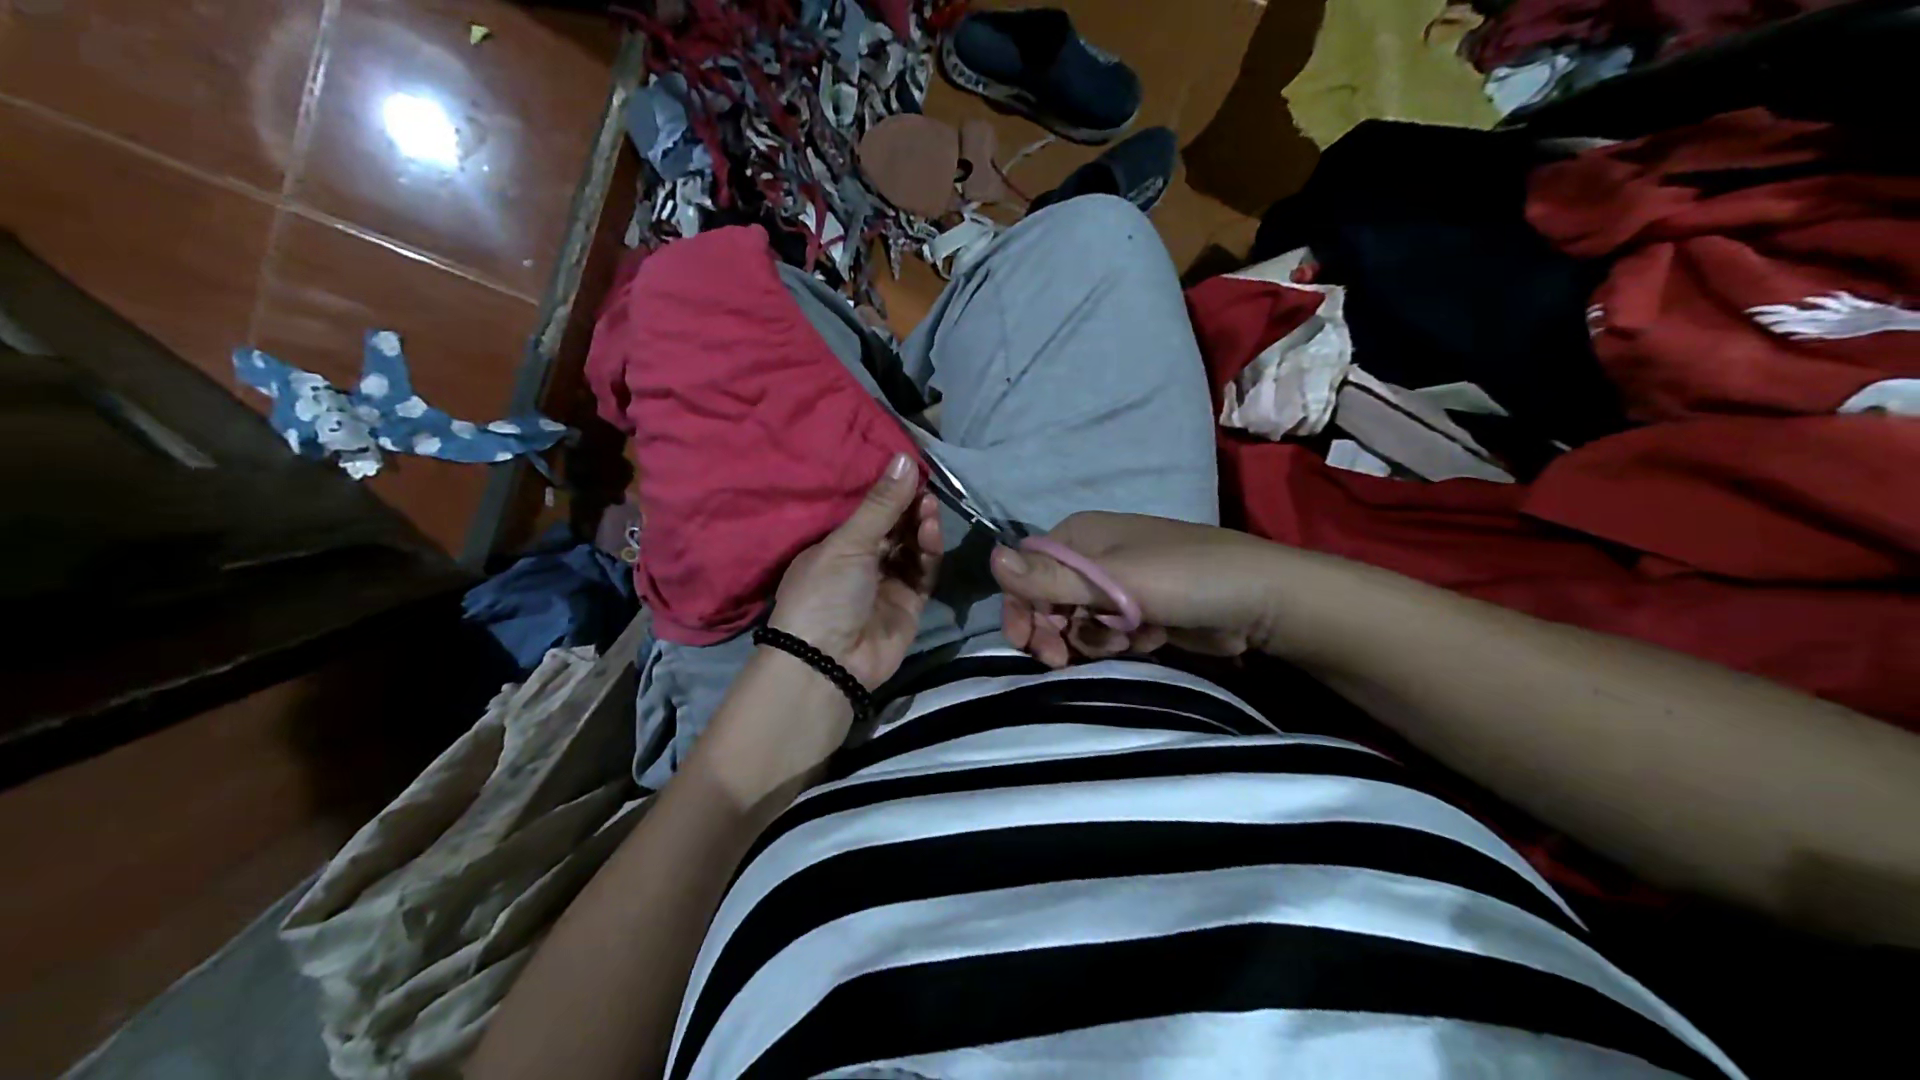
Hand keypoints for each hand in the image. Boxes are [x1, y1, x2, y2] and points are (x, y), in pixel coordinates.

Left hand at [768, 452, 942, 687]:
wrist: (829, 661)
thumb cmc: (826, 592)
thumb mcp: (848, 542)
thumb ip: (881, 504)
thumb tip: (904, 456)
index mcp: (836, 546)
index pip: (869, 513)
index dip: (890, 494)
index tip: (911, 472)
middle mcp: (862, 562)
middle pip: (895, 529)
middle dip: (910, 508)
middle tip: (925, 490)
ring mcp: (887, 584)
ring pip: (912, 548)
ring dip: (921, 528)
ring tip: (928, 510)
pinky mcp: (909, 604)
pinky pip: (924, 572)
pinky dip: (928, 553)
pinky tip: (930, 534)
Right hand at [989, 512, 1287, 667]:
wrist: (1260, 601)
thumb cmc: (1182, 579)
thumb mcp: (1112, 581)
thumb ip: (1050, 577)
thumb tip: (990, 557)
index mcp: (1080, 536)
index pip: (1027, 571)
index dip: (1021, 607)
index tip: (1026, 643)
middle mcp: (1094, 556)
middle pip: (1048, 599)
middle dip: (1054, 631)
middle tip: (1062, 660)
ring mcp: (1119, 584)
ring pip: (1078, 621)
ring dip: (1091, 639)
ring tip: (1123, 643)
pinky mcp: (1141, 610)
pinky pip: (1109, 632)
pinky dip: (1119, 642)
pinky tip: (1145, 641)